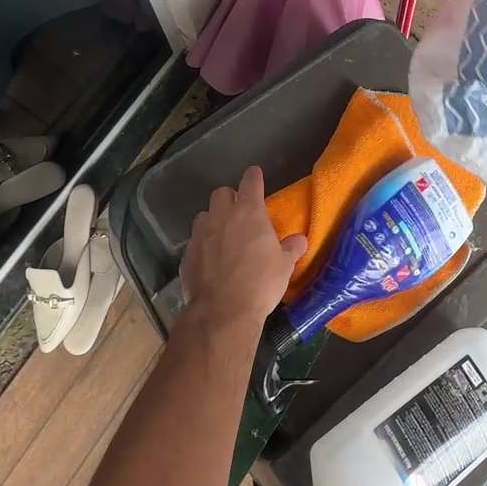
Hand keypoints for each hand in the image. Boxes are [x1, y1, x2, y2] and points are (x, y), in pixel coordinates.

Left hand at [180, 167, 308, 334]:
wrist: (223, 311)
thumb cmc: (260, 283)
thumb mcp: (284, 266)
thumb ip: (291, 248)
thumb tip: (300, 240)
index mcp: (249, 213)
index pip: (250, 183)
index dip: (253, 176)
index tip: (254, 174)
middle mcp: (222, 217)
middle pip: (221, 193)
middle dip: (230, 198)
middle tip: (239, 212)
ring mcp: (200, 235)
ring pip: (204, 216)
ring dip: (213, 221)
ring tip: (221, 236)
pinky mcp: (187, 256)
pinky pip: (194, 243)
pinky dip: (202, 247)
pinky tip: (209, 261)